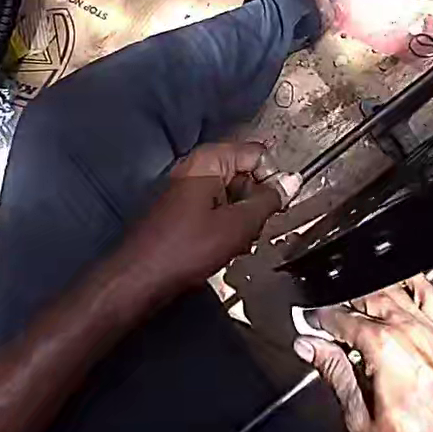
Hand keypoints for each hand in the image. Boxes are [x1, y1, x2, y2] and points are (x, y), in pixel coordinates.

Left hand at [115, 142, 298, 293]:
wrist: (140, 277)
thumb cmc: (187, 248)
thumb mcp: (237, 225)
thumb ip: (268, 201)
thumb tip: (291, 180)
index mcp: (210, 159)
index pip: (257, 154)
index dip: (272, 178)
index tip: (278, 207)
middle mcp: (199, 165)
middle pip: (246, 173)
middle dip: (257, 201)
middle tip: (256, 230)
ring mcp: (190, 186)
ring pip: (234, 194)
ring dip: (244, 218)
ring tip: (239, 242)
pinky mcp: (185, 207)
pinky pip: (218, 207)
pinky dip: (228, 225)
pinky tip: (226, 247)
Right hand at [296, 276, 432, 431]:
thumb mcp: (361, 418)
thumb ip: (334, 373)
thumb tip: (310, 347)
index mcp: (383, 346)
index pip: (339, 317)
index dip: (317, 319)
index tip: (308, 325)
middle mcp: (407, 329)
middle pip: (363, 295)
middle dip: (339, 301)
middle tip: (324, 317)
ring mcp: (427, 329)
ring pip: (390, 288)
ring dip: (366, 291)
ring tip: (351, 304)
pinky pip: (426, 293)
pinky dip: (408, 281)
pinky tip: (395, 284)